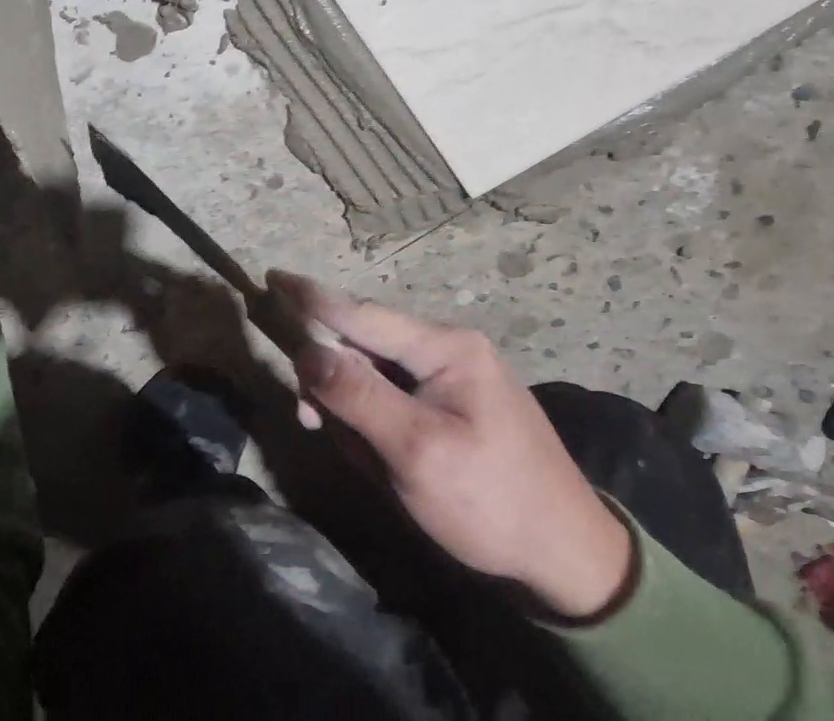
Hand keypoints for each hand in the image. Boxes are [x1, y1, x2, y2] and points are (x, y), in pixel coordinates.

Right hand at [266, 270, 634, 619]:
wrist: (565, 558)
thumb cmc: (490, 501)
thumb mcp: (416, 449)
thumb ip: (357, 394)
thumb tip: (305, 351)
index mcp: (446, 348)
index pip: (359, 313)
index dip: (309, 297)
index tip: (269, 276)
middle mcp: (446, 351)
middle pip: (358, 345)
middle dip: (331, 383)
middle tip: (315, 423)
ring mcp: (450, 380)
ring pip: (369, 377)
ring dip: (352, 415)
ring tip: (371, 463)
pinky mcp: (449, 407)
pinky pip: (389, 401)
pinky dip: (373, 427)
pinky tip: (382, 462)